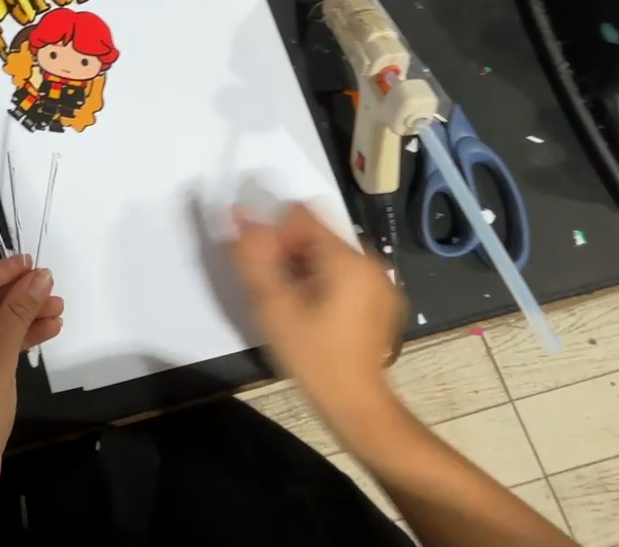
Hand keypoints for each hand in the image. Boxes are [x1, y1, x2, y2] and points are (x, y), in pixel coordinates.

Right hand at [230, 203, 405, 423]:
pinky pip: (343, 269)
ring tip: (296, 303)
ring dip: (303, 265)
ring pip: (326, 250)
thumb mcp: (271, 304)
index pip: (298, 214)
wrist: (357, 406)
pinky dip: (323, 278)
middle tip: (278, 290)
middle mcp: (369, 260)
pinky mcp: (381, 297)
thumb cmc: (312, 356)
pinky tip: (317, 312)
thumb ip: (251, 254)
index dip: (273, 235)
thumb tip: (237, 213)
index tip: (268, 270)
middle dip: (288, 251)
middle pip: (313, 231)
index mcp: (346, 257)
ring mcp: (380, 280)